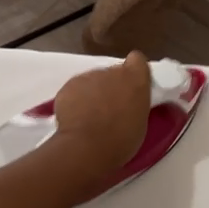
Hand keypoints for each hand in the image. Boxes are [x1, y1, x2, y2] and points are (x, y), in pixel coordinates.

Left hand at [48, 51, 149, 185]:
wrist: (86, 147)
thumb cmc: (121, 140)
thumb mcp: (141, 121)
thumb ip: (136, 103)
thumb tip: (129, 103)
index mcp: (135, 78)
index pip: (137, 60)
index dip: (134, 72)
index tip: (132, 88)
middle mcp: (111, 71)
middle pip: (113, 72)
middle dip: (112, 86)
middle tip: (110, 109)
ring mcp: (87, 76)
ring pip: (92, 80)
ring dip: (94, 93)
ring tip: (90, 116)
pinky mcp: (68, 86)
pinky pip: (75, 89)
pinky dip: (76, 99)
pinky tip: (76, 118)